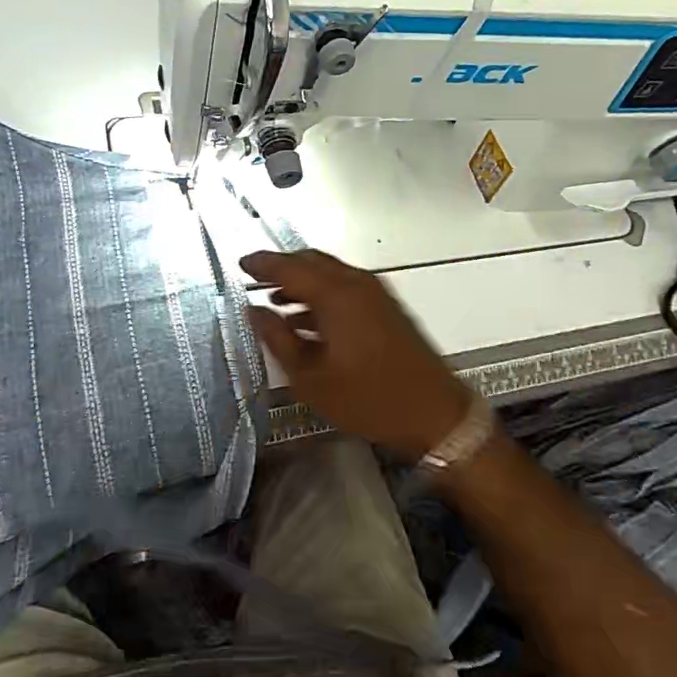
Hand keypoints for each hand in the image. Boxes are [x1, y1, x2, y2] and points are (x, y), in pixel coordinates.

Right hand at [240, 250, 480, 460]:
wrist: (436, 415)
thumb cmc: (369, 399)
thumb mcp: (311, 378)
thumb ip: (277, 339)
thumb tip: (254, 312)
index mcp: (335, 295)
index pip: (289, 267)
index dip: (262, 264)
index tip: (241, 264)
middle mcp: (356, 284)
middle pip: (311, 261)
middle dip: (282, 267)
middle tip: (256, 280)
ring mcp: (376, 294)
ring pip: (330, 273)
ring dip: (302, 281)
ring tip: (277, 302)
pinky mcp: (387, 307)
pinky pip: (346, 286)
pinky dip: (322, 293)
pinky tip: (308, 320)